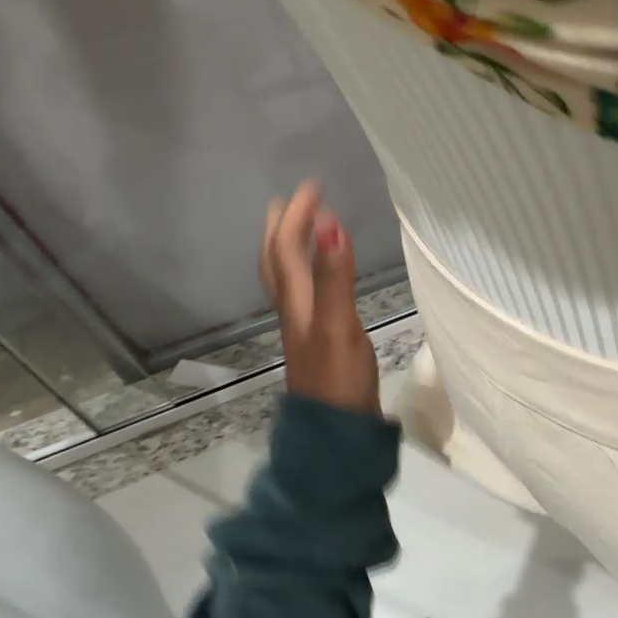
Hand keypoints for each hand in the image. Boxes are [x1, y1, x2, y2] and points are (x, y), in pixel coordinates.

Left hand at [261, 180, 379, 413]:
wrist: (336, 432)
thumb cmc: (339, 379)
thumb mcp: (338, 325)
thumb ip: (335, 277)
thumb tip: (328, 223)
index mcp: (297, 301)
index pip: (290, 247)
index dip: (300, 216)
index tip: (314, 186)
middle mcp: (295, 310)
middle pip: (279, 261)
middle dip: (284, 227)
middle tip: (294, 201)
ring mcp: (304, 328)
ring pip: (288, 279)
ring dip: (291, 250)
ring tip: (301, 233)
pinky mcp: (318, 343)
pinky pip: (305, 297)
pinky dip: (308, 277)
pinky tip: (320, 284)